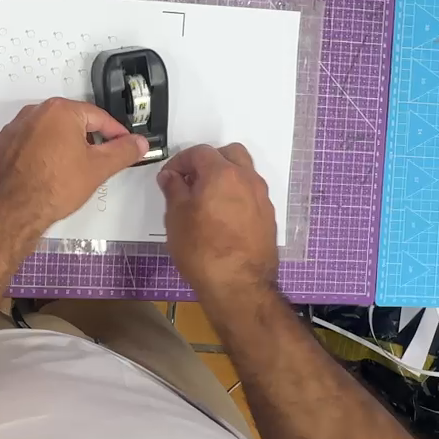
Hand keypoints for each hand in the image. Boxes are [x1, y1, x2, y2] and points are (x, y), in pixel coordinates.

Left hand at [0, 98, 146, 236]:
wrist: (13, 210)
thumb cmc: (51, 187)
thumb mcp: (98, 169)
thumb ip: (123, 151)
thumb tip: (138, 143)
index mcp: (60, 111)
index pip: (99, 117)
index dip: (116, 133)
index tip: (124, 144)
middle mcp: (35, 112)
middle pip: (73, 121)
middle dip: (89, 139)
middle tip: (100, 159)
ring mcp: (16, 127)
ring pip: (51, 132)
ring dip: (65, 146)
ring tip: (74, 170)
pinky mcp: (4, 144)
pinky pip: (31, 142)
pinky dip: (44, 153)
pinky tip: (50, 172)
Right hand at [158, 143, 278, 301]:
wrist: (239, 286)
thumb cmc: (201, 249)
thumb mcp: (176, 217)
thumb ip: (173, 189)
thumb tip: (171, 176)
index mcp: (222, 173)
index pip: (199, 152)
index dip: (180, 161)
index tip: (169, 177)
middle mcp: (247, 179)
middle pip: (230, 154)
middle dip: (209, 162)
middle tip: (191, 181)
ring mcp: (262, 198)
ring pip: (243, 174)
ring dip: (225, 178)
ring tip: (206, 201)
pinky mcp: (269, 218)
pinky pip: (251, 195)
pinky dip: (236, 196)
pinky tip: (222, 219)